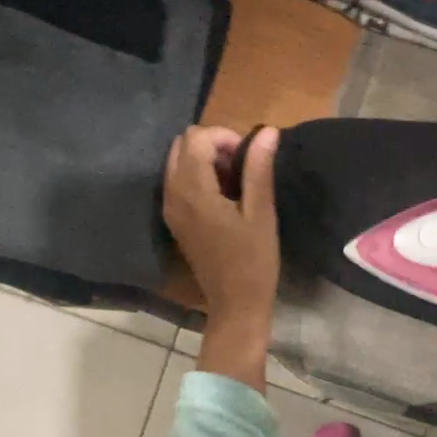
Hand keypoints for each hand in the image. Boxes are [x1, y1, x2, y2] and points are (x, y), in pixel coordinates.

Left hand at [163, 125, 280, 318]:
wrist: (235, 305)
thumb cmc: (254, 262)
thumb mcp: (261, 213)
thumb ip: (258, 169)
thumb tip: (266, 131)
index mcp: (193, 190)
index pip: (197, 137)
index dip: (225, 138)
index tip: (249, 159)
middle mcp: (173, 194)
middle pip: (182, 144)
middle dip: (212, 145)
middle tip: (241, 168)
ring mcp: (170, 208)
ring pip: (178, 161)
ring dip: (205, 160)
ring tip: (234, 183)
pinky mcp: (174, 220)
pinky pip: (179, 182)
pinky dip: (198, 178)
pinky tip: (223, 198)